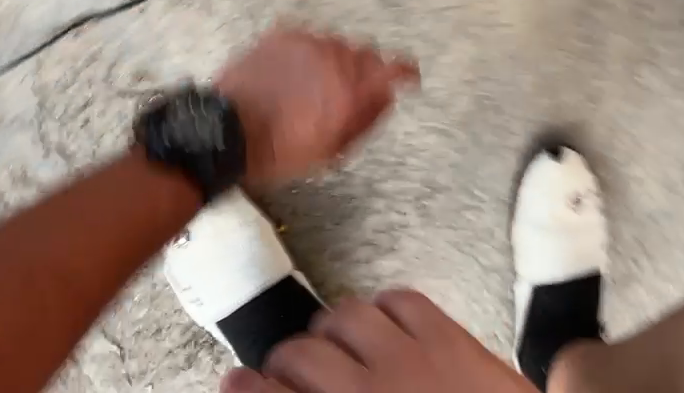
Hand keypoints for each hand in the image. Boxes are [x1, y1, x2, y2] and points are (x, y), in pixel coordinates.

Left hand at [214, 24, 418, 183]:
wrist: (226, 130)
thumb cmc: (278, 149)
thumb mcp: (330, 151)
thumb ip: (366, 120)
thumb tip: (387, 99)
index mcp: (351, 88)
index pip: (395, 68)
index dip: (406, 72)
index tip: (409, 77)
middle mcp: (335, 57)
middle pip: (366, 54)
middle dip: (364, 71)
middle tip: (348, 92)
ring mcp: (308, 41)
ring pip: (336, 45)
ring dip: (334, 61)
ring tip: (312, 86)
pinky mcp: (284, 34)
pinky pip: (307, 39)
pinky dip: (307, 54)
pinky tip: (292, 75)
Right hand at [223, 291, 531, 392]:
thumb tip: (297, 389)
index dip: (247, 388)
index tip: (237, 382)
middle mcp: (369, 389)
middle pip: (302, 353)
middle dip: (285, 359)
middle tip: (286, 369)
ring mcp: (409, 356)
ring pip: (346, 315)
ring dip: (331, 329)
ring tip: (334, 342)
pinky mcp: (446, 334)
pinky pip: (399, 299)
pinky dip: (384, 308)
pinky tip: (384, 325)